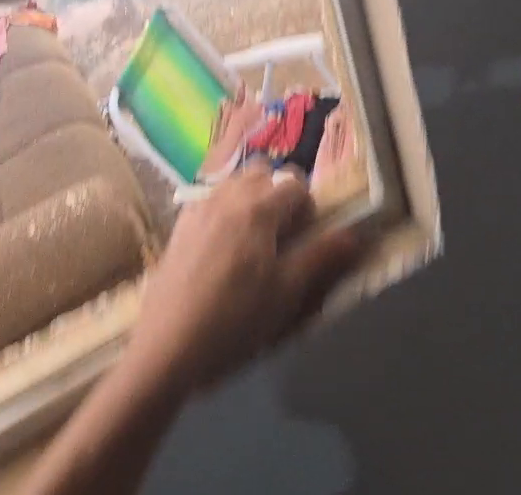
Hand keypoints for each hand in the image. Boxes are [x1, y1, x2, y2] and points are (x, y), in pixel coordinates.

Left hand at [128, 161, 365, 392]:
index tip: (306, 239)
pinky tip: (222, 249)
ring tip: (254, 240)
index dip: (308, 207)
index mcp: (258, 207)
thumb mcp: (286, 294)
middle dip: (278, 193)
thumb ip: (321, 257)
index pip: (295, 183)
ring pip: (233, 182)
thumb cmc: (234, 320)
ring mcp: (198, 209)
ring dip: (251, 197)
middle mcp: (226, 196)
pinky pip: (209, 200)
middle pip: (263, 172)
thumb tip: (355, 233)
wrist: (165, 348)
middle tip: (283, 235)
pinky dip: (224, 209)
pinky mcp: (178, 227)